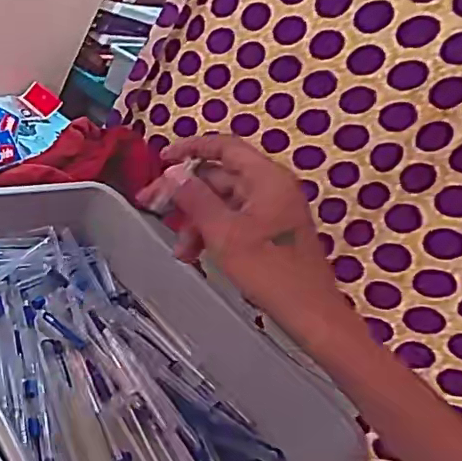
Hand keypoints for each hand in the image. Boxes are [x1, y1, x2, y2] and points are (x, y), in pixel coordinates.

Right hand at [136, 134, 357, 348]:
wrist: (309, 313)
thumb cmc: (272, 272)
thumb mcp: (223, 232)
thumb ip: (195, 198)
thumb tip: (173, 173)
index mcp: (267, 179)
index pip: (224, 147)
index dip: (190, 148)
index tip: (163, 159)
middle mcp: (272, 188)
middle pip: (218, 176)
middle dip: (184, 194)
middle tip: (152, 203)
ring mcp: (272, 209)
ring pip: (221, 202)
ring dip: (194, 220)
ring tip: (180, 247)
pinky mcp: (269, 230)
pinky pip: (231, 219)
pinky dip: (210, 231)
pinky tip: (195, 253)